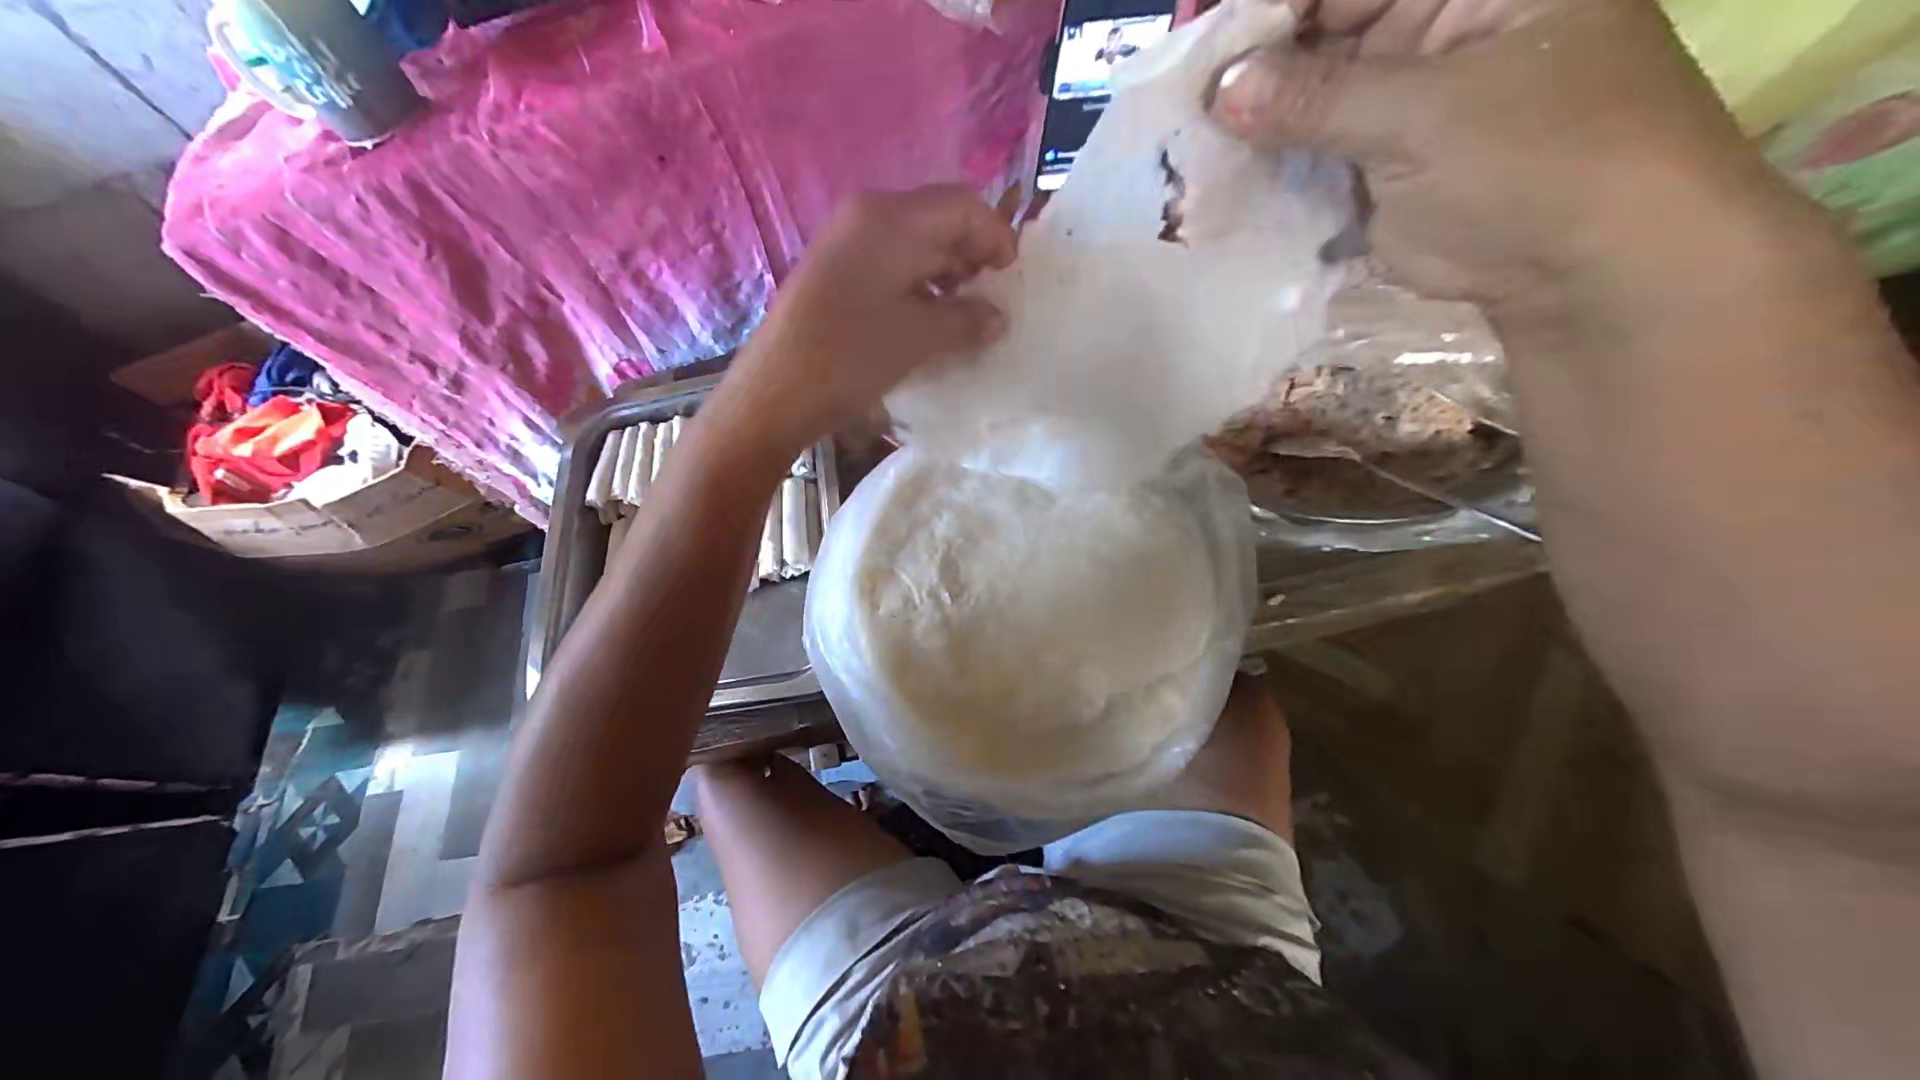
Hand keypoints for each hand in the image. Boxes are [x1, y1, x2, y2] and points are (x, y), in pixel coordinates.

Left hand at [713, 185, 1015, 464]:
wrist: (773, 395)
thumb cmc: (849, 358)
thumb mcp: (918, 339)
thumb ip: (966, 320)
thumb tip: (997, 316)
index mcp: (889, 218)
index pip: (963, 205)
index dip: (996, 237)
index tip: (1012, 280)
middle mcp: (867, 218)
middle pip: (939, 221)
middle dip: (975, 257)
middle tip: (994, 302)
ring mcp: (848, 245)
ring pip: (917, 247)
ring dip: (949, 276)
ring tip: (967, 318)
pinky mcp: (837, 275)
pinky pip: (893, 267)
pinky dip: (921, 288)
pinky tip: (931, 324)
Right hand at [1206, 0, 1822, 327]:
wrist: (1591, 272)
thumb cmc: (1540, 162)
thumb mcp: (1428, 115)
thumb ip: (1317, 98)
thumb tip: (1220, 89)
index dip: (1269, 2)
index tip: (1196, 27)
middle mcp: (1432, 31)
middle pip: (1319, 34)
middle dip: (1252, 68)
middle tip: (1180, 102)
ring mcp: (1403, 105)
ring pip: (1309, 102)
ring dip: (1254, 127)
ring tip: (1188, 150)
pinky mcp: (1382, 170)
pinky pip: (1313, 158)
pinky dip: (1272, 172)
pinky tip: (1222, 183)